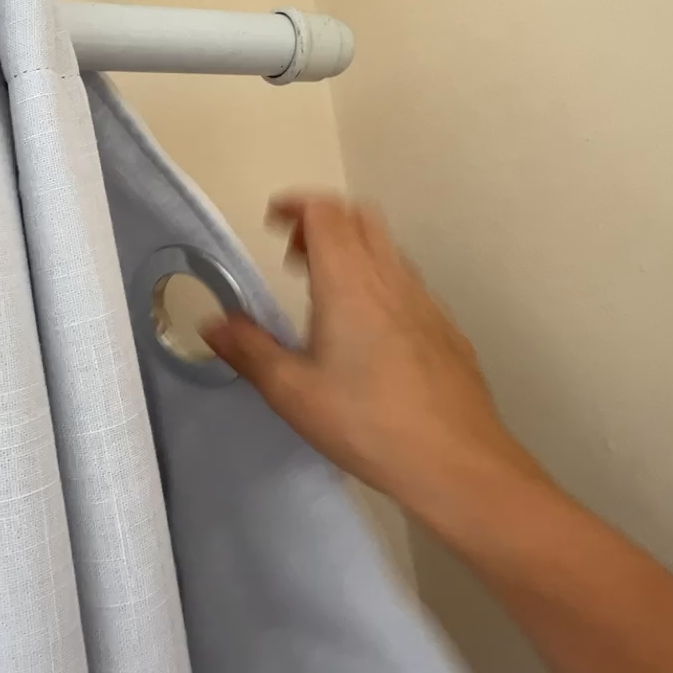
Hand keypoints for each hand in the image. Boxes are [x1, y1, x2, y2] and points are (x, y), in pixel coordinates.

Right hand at [200, 193, 545, 506]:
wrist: (460, 466)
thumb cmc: (367, 423)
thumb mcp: (291, 391)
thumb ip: (248, 350)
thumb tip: (212, 323)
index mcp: (348, 283)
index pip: (325, 212)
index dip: (295, 206)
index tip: (272, 222)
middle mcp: (389, 279)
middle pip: (359, 216)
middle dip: (323, 221)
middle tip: (294, 255)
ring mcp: (425, 302)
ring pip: (387, 248)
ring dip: (351, 249)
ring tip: (324, 292)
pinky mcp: (446, 329)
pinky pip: (406, 282)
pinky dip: (378, 280)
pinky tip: (367, 332)